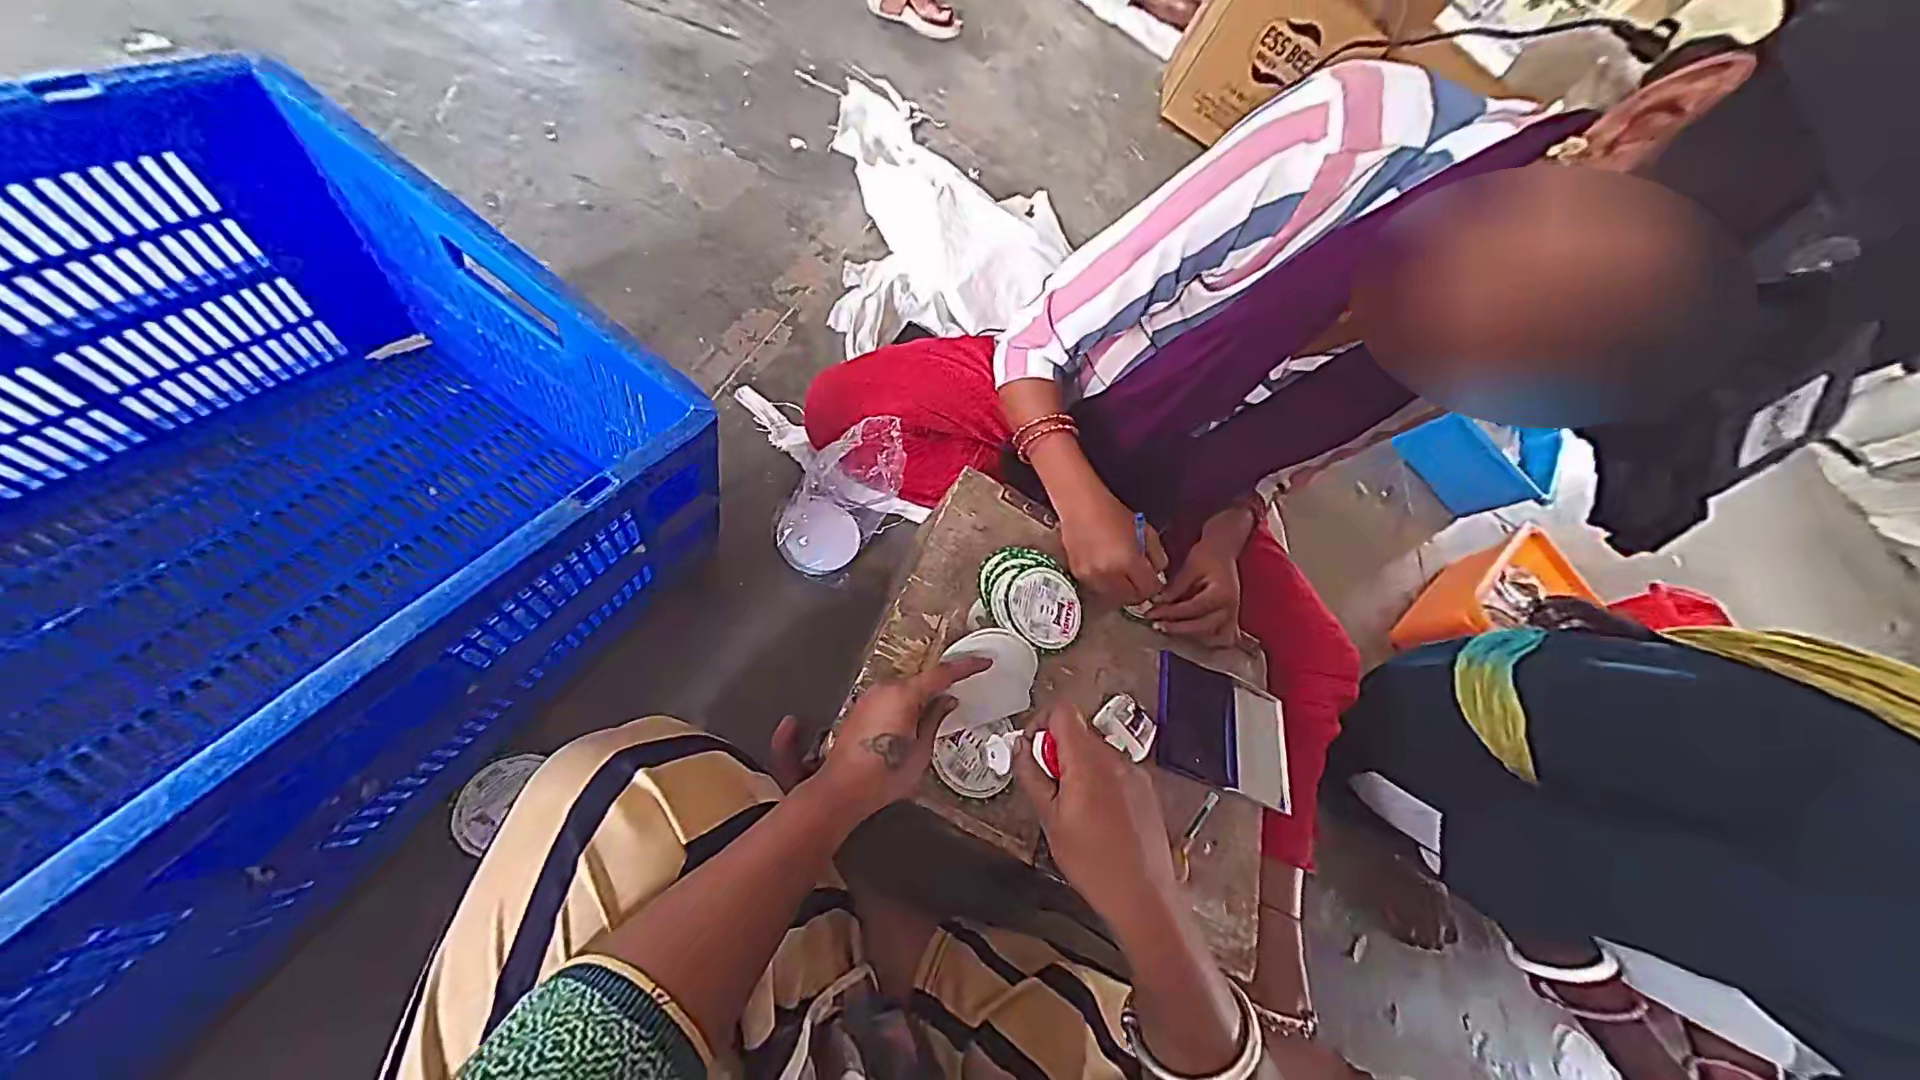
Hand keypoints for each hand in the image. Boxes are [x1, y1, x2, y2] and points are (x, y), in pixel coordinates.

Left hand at [814, 656, 991, 818]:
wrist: (842, 789)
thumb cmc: (882, 775)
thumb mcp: (921, 750)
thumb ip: (936, 719)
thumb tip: (947, 702)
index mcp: (904, 695)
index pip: (942, 673)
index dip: (966, 666)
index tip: (981, 662)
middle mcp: (885, 690)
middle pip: (921, 680)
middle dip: (941, 687)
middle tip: (959, 696)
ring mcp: (870, 697)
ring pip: (905, 689)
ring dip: (921, 698)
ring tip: (934, 720)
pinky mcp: (861, 708)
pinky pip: (890, 698)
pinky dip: (905, 705)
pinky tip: (910, 725)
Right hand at [1013, 700, 1179, 927]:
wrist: (1143, 897)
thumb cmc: (1096, 865)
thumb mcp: (1049, 819)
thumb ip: (1031, 775)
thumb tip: (1021, 749)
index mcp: (1088, 763)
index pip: (1063, 711)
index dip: (1041, 722)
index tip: (1034, 747)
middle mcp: (1115, 760)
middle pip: (1078, 731)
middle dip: (1058, 752)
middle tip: (1050, 787)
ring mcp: (1134, 773)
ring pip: (1095, 751)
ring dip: (1077, 767)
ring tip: (1074, 809)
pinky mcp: (1144, 788)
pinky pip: (1113, 769)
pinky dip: (1098, 780)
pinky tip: (1096, 816)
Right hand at [1056, 487, 1167, 603]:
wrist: (1080, 506)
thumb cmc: (1114, 514)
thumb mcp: (1145, 530)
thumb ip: (1157, 556)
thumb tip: (1158, 574)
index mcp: (1128, 561)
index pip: (1148, 589)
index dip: (1154, 587)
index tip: (1153, 579)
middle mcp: (1109, 574)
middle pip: (1131, 598)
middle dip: (1138, 591)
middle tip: (1138, 580)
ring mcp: (1091, 576)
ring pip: (1113, 598)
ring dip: (1121, 591)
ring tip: (1121, 577)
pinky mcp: (1078, 575)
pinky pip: (1097, 589)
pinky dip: (1105, 585)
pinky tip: (1105, 571)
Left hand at [1145, 531, 1241, 646]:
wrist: (1222, 553)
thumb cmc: (1206, 557)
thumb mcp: (1188, 568)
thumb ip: (1174, 588)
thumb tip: (1156, 603)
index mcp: (1222, 593)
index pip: (1193, 609)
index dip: (1170, 613)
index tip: (1151, 613)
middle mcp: (1230, 609)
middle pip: (1202, 627)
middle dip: (1176, 627)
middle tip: (1155, 624)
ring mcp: (1232, 616)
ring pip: (1210, 637)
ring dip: (1188, 635)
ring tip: (1166, 628)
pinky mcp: (1229, 620)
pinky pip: (1217, 637)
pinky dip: (1202, 638)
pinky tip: (1184, 632)